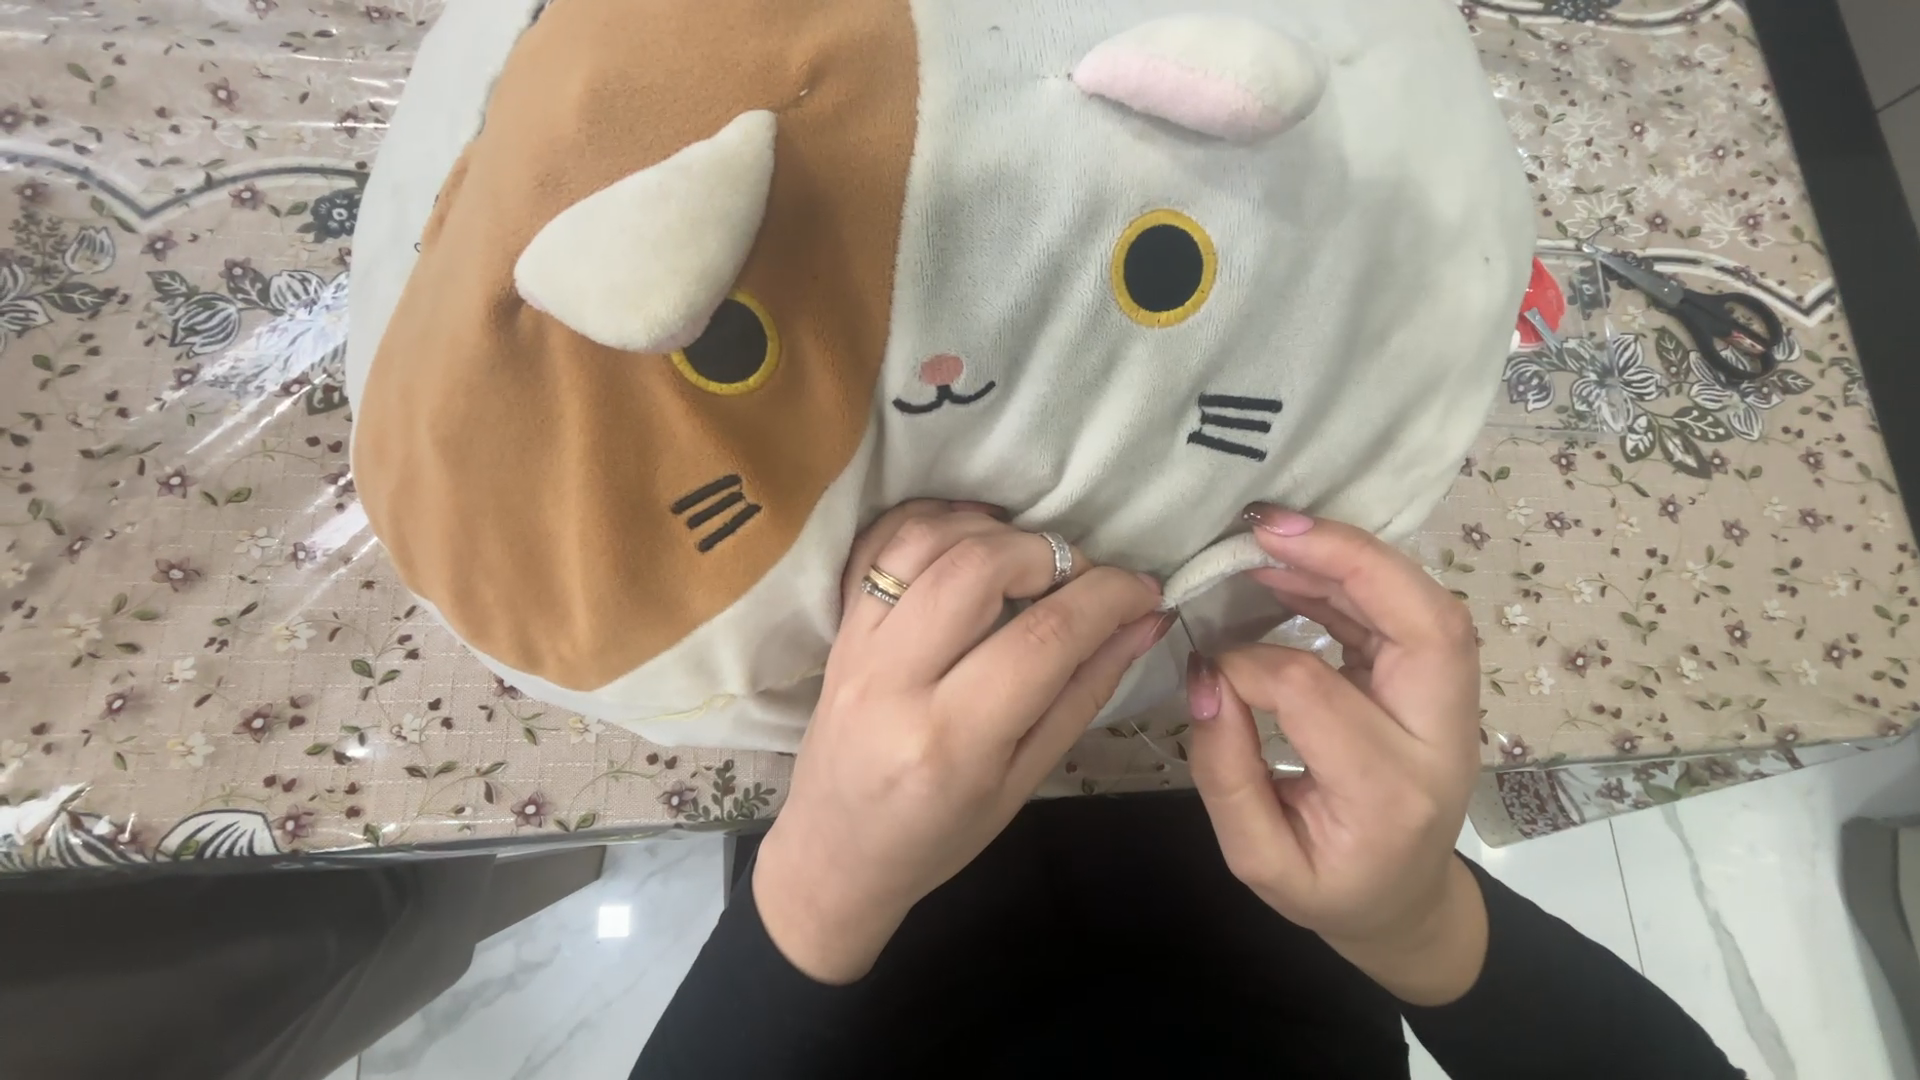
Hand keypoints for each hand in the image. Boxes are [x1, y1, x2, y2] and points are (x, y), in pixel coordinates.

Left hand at [753, 500, 1170, 983]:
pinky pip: (879, 544)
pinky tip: (970, 536)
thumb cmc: (938, 836)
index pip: (1044, 636)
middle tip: (1079, 578)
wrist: (835, 852)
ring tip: (1027, 559)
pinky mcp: (839, 628)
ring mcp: (856, 647)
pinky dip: (932, 520)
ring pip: (925, 541)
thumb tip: (1144, 621)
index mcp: (951, 741)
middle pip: (977, 568)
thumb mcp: (1024, 780)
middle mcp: (894, 682)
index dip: (1108, 597)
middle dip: (1048, 553)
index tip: (1143, 588)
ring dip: (992, 531)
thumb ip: (1084, 692)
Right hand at [1185, 504, 1488, 1005]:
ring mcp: (1450, 709)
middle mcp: (1438, 741)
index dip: (1243, 665)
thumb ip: (1224, 772)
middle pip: (1429, 625)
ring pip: (1429, 607)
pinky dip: (1353, 577)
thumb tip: (1206, 680)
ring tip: (1271, 535)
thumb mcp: (1256, 858)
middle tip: (1266, 526)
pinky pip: (1408, 614)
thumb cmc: (1328, 885)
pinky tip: (1295, 565)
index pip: (1312, 690)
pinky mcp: (1435, 688)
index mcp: (1387, 791)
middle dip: (1349, 558)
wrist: (1403, 902)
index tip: (1202, 670)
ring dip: (1351, 557)